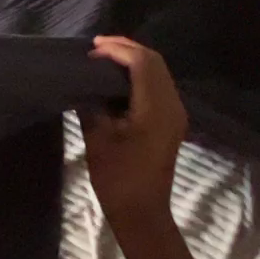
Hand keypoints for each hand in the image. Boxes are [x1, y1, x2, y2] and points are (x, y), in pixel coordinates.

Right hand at [81, 36, 188, 229]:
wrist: (142, 213)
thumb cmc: (117, 178)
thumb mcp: (98, 138)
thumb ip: (92, 104)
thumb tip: (84, 84)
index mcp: (156, 107)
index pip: (141, 62)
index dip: (117, 50)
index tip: (91, 51)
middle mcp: (172, 105)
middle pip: (154, 62)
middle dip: (126, 48)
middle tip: (97, 46)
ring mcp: (175, 113)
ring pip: (158, 72)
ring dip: (133, 60)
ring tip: (103, 58)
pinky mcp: (171, 121)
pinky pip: (158, 86)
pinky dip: (138, 75)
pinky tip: (116, 79)